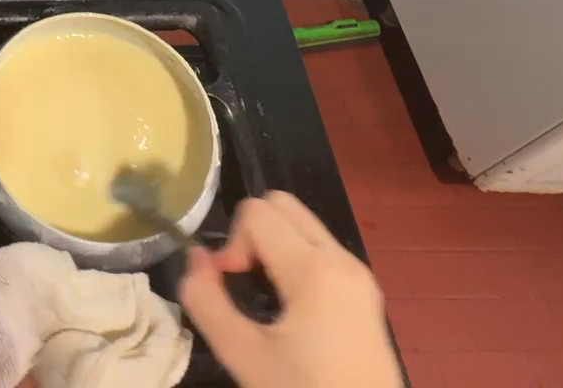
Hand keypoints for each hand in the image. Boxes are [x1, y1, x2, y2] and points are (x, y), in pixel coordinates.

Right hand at [178, 191, 399, 387]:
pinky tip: (290, 309)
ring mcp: (359, 274)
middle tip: (245, 282)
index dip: (230, 243)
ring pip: (300, 223)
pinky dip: (294, 259)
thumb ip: (207, 301)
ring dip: (272, 245)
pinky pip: (318, 247)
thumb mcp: (244, 357)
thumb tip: (197, 258)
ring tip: (265, 298)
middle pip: (281, 204)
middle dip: (251, 234)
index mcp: (315, 270)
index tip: (230, 288)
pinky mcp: (366, 292)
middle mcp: (342, 259)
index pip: (256, 212)